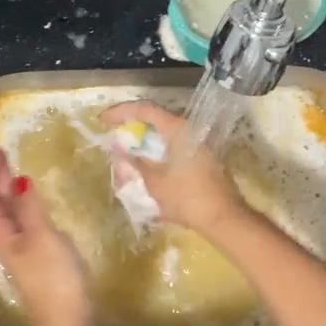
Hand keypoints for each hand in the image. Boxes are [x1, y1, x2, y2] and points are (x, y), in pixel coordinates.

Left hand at [0, 146, 92, 325]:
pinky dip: (25, 205)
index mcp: (2, 236)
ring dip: (8, 189)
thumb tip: (18, 180)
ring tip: (15, 169)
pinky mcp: (39, 257)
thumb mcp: (43, 236)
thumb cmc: (54, 277)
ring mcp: (23, 250)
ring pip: (8, 213)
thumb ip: (31, 207)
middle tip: (3, 151)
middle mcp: (7, 241)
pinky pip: (24, 222)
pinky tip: (35, 202)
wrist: (67, 321)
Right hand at [99, 101, 246, 231]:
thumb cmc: (186, 197)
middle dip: (133, 125)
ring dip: (145, 140)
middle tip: (113, 133)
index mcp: (178, 130)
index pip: (145, 109)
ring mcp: (198, 144)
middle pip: (156, 119)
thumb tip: (119, 149)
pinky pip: (174, 146)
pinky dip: (157, 151)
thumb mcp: (155, 181)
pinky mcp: (201, 157)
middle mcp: (190, 131)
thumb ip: (136, 162)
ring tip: (126, 151)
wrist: (222, 216)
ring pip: (165, 134)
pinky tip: (146, 164)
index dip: (121, 111)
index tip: (103, 119)